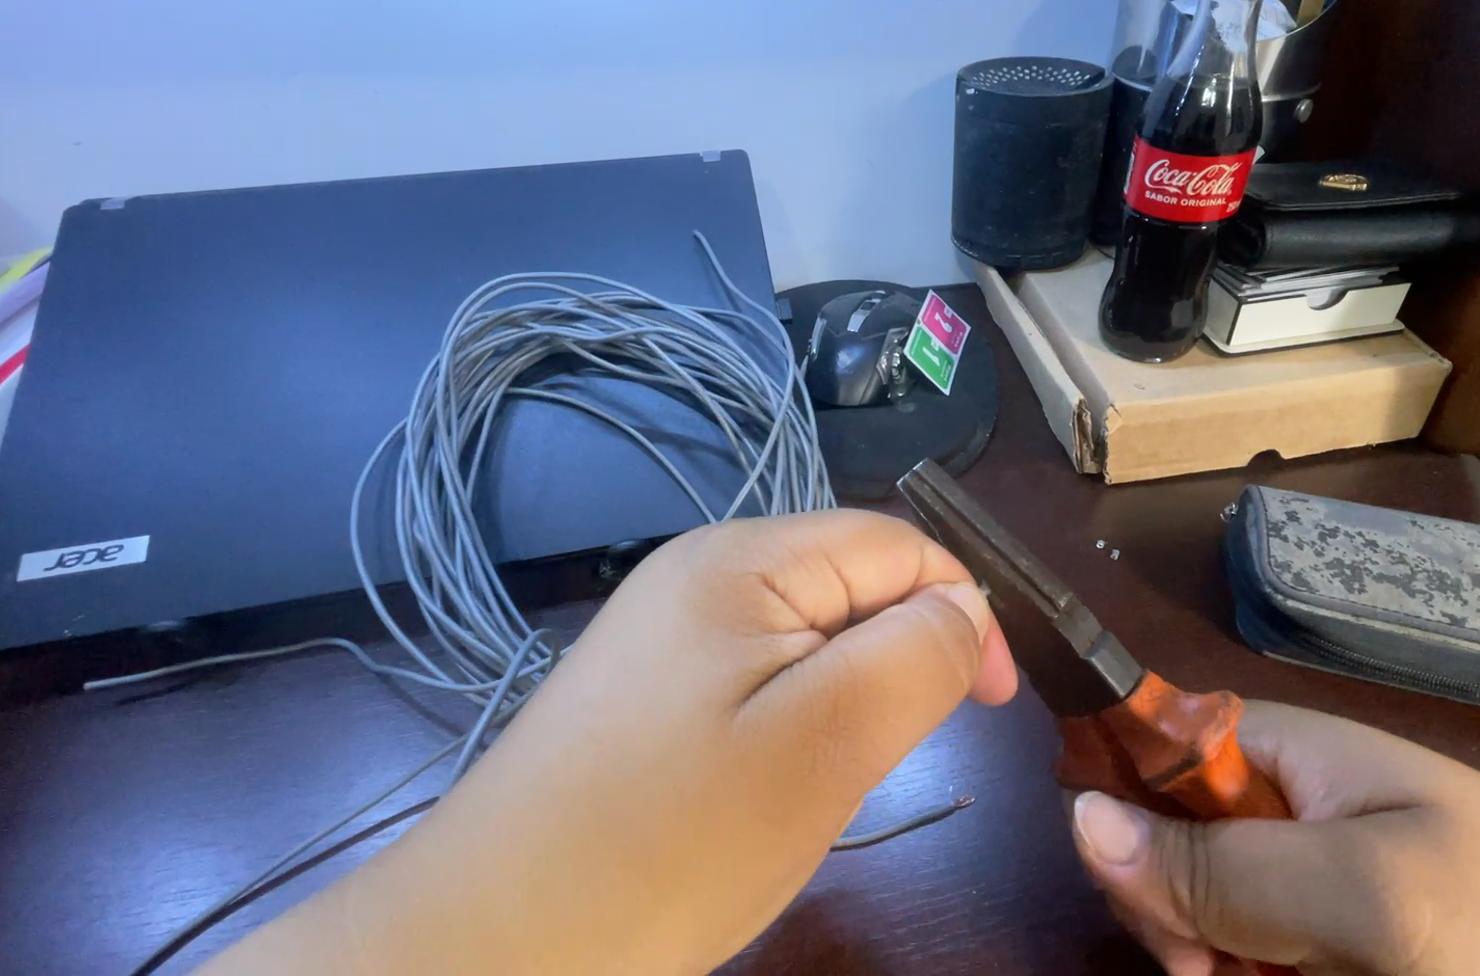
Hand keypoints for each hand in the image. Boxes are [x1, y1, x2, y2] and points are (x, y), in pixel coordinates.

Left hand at [206, 510, 1015, 974]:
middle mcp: (703, 568)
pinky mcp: (651, 680)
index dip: (958, 607)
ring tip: (824, 772)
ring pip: (811, 631)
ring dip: (847, 692)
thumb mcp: (826, 743)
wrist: (490, 946)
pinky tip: (768, 777)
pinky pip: (761, 671)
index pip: (894, 543)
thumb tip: (965, 605)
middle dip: (896, 655)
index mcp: (744, 558)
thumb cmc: (671, 841)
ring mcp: (670, 624)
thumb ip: (916, 654)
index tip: (989, 700)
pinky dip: (796, 716)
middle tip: (883, 753)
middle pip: (850, 581)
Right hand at [1070, 701, 1479, 975]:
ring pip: (1211, 912)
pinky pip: (1263, 954)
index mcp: (1285, 751)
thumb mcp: (1370, 897)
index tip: (1152, 907)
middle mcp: (1288, 804)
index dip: (1127, 816)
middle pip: (1170, 842)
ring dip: (1221, 965)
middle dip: (1179, 917)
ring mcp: (1318, 878)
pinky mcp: (1342, 941)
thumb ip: (1221, 862)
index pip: (1153, 750)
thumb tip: (1076, 813)